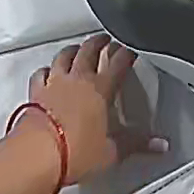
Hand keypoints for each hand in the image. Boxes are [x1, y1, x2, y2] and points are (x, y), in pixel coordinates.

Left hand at [18, 34, 160, 188]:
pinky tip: (46, 70)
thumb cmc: (73, 151)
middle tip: (105, 40)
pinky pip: (41, 73)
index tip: (129, 51)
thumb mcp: (112, 152)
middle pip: (89, 51)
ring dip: (73, 49)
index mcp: (100, 89)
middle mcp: (77, 80)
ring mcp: (54, 83)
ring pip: (64, 56)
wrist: (39, 154)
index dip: (125, 54)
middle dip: (99, 42)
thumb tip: (158, 144)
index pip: (117, 64)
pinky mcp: (36, 92)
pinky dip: (46, 69)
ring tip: (77, 47)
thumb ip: (136, 144)